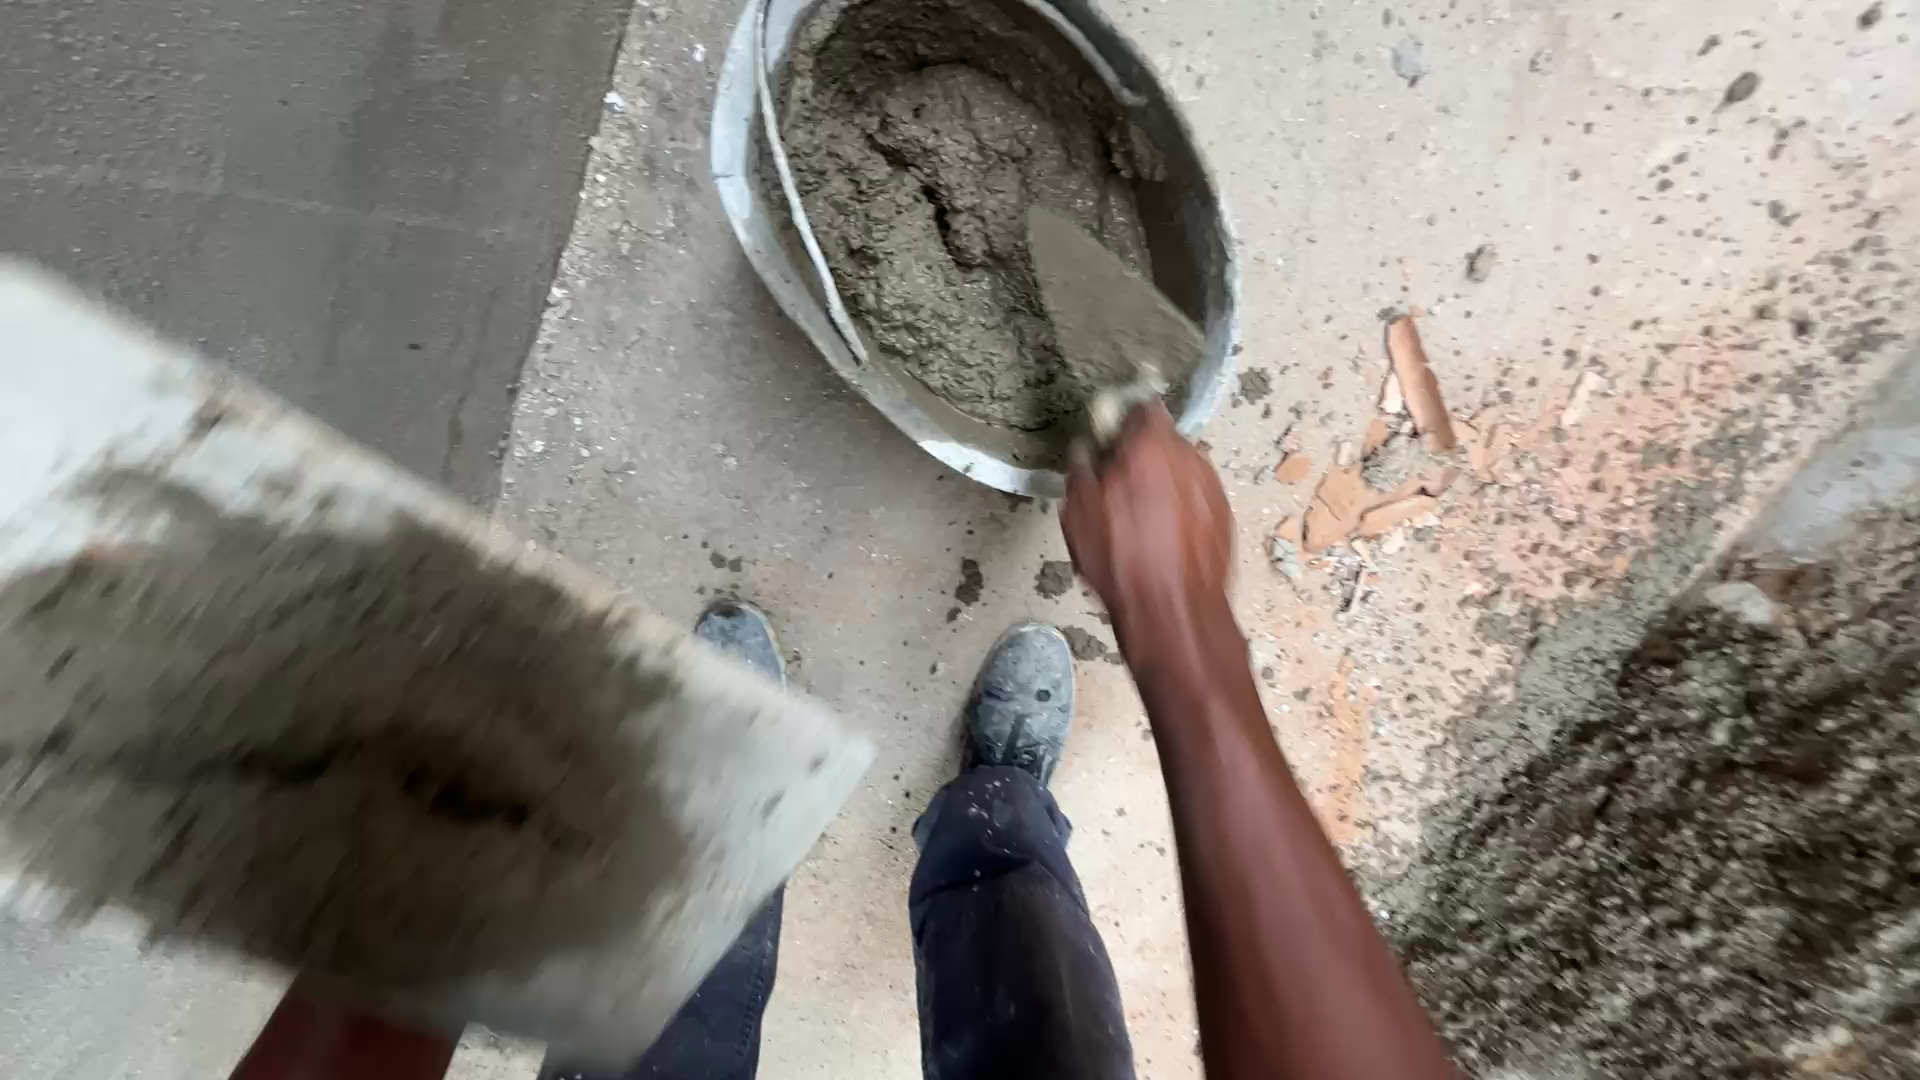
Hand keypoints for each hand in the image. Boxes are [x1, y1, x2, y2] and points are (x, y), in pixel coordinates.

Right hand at [1063, 401, 1233, 639]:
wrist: (1171, 610)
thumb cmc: (1121, 560)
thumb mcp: (1078, 513)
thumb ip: (1082, 468)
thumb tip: (1087, 453)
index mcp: (1151, 445)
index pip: (1140, 406)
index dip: (1120, 418)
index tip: (1107, 436)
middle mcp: (1189, 456)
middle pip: (1162, 439)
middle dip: (1140, 454)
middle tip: (1116, 482)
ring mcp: (1211, 486)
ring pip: (1180, 469)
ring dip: (1160, 481)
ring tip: (1138, 515)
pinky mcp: (1224, 515)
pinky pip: (1194, 498)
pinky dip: (1178, 507)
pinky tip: (1160, 535)